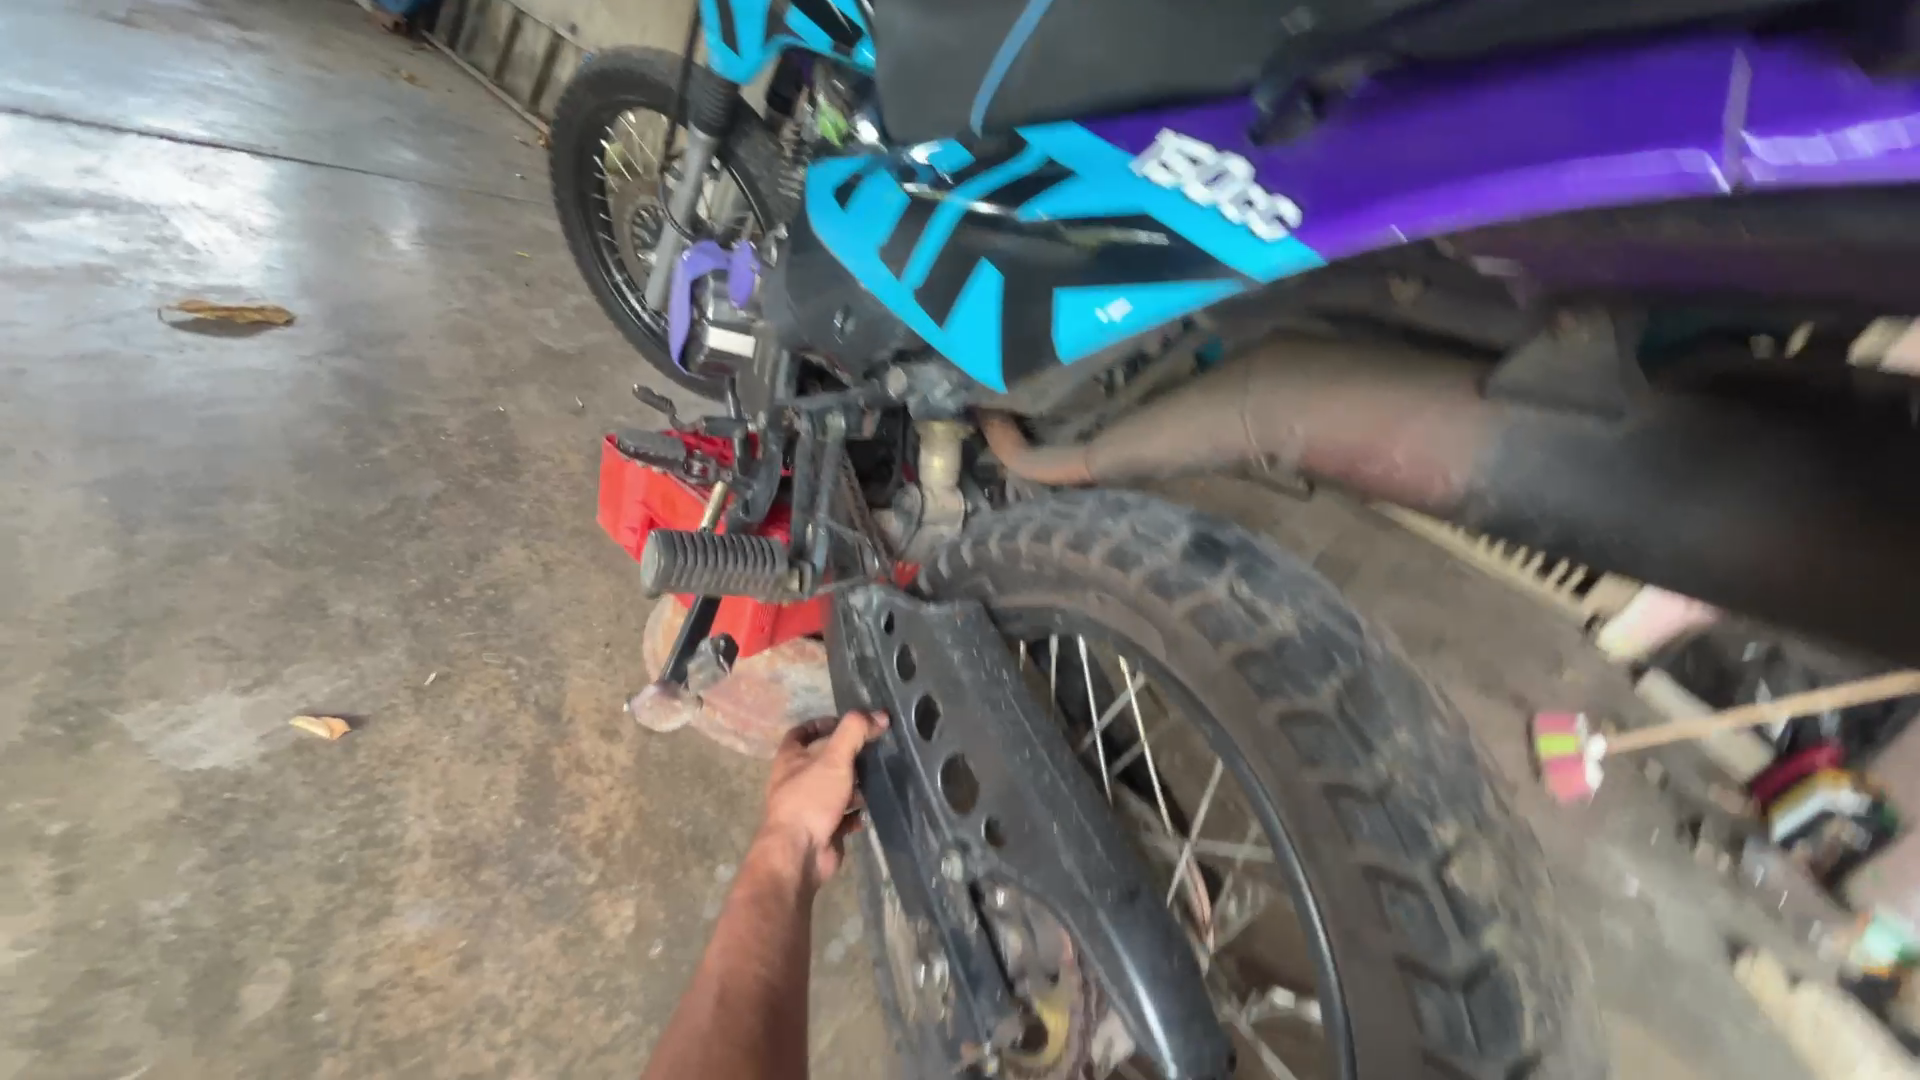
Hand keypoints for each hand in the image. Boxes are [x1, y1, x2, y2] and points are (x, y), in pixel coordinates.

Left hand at [756, 710, 888, 888]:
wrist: (799, 854)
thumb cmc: (811, 799)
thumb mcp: (834, 757)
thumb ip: (855, 732)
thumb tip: (880, 715)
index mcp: (790, 760)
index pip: (801, 733)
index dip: (821, 724)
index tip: (847, 724)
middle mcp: (795, 782)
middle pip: (822, 761)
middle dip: (847, 757)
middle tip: (872, 752)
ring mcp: (808, 808)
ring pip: (834, 789)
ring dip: (854, 786)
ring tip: (877, 780)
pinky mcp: (822, 830)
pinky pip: (842, 817)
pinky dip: (856, 813)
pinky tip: (870, 810)